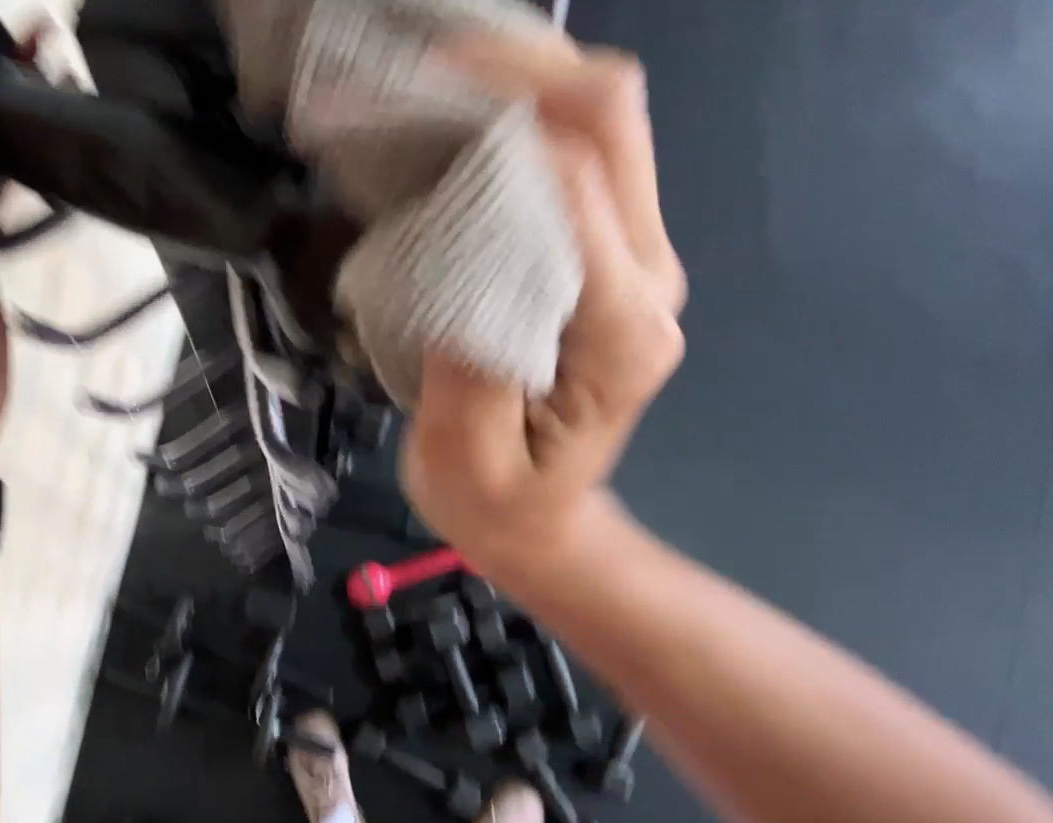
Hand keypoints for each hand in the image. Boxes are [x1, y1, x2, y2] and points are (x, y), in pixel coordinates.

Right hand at [401, 37, 686, 581]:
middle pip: (608, 121)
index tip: (405, 113)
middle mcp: (646, 275)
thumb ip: (473, 356)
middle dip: (516, 72)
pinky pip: (578, 154)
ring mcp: (634, 257)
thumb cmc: (497, 506)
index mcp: (620, 329)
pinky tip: (458, 125)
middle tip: (417, 70)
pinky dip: (519, 119)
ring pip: (600, 122)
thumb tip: (467, 240)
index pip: (576, 185)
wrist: (540, 522)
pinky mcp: (609, 253)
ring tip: (428, 85)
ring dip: (519, 83)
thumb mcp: (466, 460)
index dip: (495, 129)